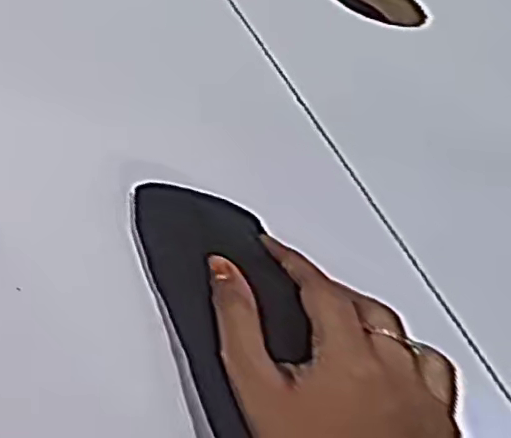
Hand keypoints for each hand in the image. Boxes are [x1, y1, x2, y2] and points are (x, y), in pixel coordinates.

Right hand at [211, 235, 457, 437]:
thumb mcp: (249, 374)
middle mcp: (401, 378)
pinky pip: (437, 377)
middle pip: (371, 310)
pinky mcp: (443, 430)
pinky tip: (387, 360)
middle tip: (295, 275)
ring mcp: (430, 408)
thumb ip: (235, 315)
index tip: (271, 247)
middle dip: (328, 284)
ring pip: (412, 342)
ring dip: (373, 318)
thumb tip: (223, 269)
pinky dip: (408, 354)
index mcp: (352, 358)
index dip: (292, 260)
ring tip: (343, 312)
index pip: (324, 289)